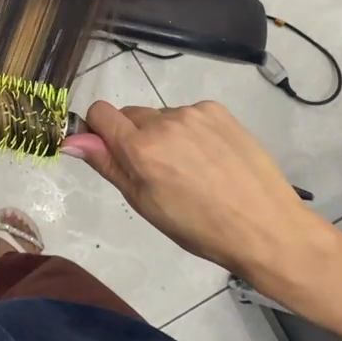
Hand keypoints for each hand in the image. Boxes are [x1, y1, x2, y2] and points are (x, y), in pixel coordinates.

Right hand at [72, 100, 341, 340]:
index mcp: (140, 148)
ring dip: (163, 135)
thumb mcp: (146, 205)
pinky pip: (188, 115)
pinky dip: (190, 132)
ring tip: (191, 170)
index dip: (99, 131)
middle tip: (157, 172)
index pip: (99, 113)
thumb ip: (108, 166)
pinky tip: (210, 159)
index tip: (112, 153)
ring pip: (160, 116)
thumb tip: (72, 140)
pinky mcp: (218, 111)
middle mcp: (163, 120)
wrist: (269, 230)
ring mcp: (193, 113)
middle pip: (129, 115)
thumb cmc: (200, 229)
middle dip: (134, 137)